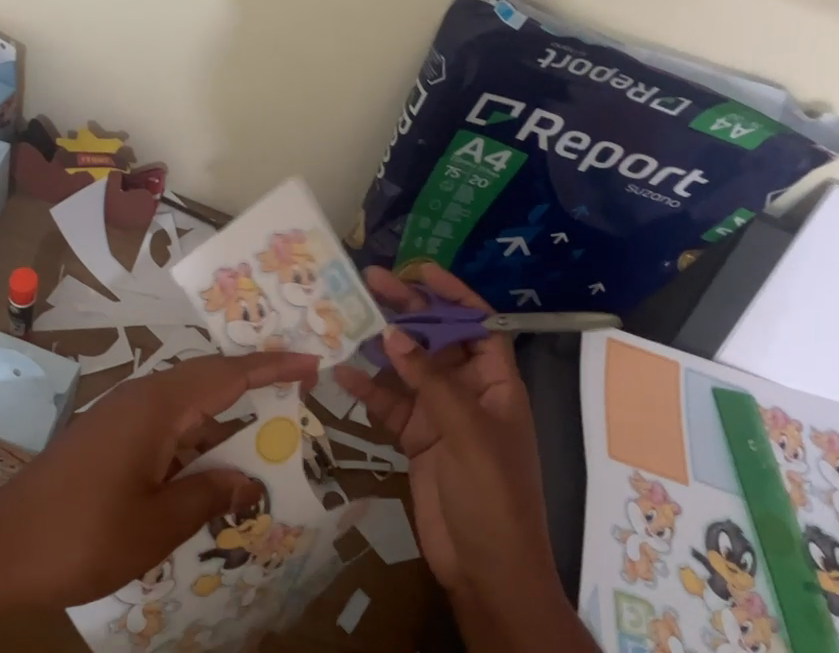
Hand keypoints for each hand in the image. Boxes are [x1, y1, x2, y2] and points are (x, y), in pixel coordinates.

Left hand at [0, 350, 319, 611]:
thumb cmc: (82, 535)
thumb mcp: (158, 523)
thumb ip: (209, 495)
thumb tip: (248, 480)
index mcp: (156, 407)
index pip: (227, 374)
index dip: (272, 367)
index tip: (312, 362)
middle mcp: (139, 399)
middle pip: (208, 380)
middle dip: (254, 383)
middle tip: (299, 390)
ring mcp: (119, 417)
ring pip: (186, 405)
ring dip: (225, 418)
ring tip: (266, 433)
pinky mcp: (107, 438)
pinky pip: (165, 426)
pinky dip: (196, 438)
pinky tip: (211, 466)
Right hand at [333, 267, 554, 596]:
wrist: (487, 570)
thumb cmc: (493, 496)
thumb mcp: (467, 433)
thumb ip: (429, 381)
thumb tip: (392, 333)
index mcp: (497, 383)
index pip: (478, 325)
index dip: (452, 295)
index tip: (418, 268)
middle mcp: (469, 392)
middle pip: (437, 339)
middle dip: (408, 309)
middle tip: (370, 280)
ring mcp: (442, 416)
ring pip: (408, 368)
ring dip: (381, 345)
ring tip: (346, 316)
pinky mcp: (417, 439)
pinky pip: (390, 404)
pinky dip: (368, 388)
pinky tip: (341, 372)